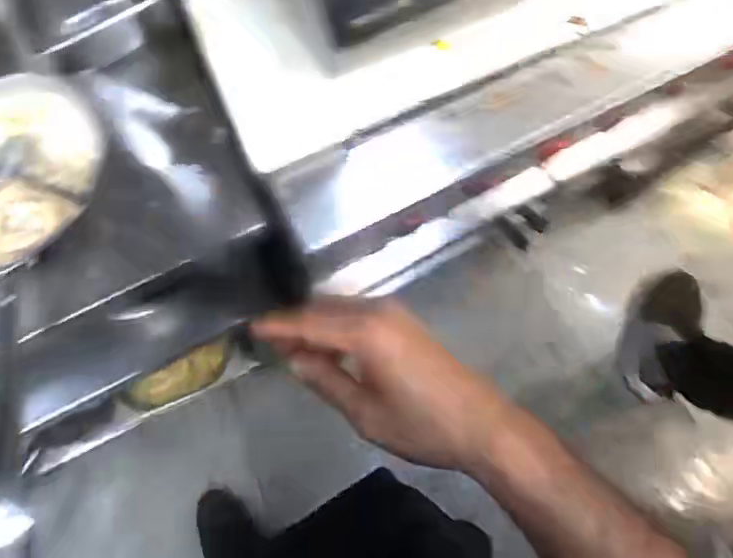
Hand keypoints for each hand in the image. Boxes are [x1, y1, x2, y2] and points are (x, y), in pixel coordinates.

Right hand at [251, 297, 524, 472]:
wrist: (481, 423)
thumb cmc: (421, 424)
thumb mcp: (365, 414)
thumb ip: (325, 381)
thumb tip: (293, 360)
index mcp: (365, 331)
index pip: (310, 322)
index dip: (279, 325)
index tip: (252, 326)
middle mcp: (375, 309)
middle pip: (322, 308)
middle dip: (294, 321)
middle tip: (267, 339)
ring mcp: (391, 310)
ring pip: (338, 307)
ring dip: (314, 322)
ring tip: (291, 345)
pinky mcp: (401, 318)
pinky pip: (355, 312)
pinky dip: (335, 323)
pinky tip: (326, 344)